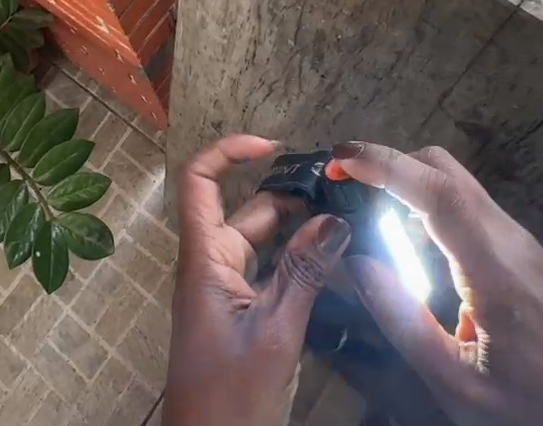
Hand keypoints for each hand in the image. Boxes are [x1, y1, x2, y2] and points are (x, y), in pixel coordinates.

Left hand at [164, 135, 352, 425]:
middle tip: (338, 191)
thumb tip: (334, 219)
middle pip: (245, 209)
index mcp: (204, 258)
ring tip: (342, 215)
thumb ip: (304, 274)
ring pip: (260, 239)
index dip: (228, 152)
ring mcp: (225, 286)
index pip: (199, 181)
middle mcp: (211, 262)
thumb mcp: (275, 331)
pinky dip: (295, 257)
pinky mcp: (239, 309)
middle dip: (287, 194)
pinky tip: (329, 256)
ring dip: (296, 227)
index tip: (272, 147)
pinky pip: (266, 268)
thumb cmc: (231, 395)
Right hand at [333, 142, 542, 425]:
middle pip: (443, 168)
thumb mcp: (456, 382)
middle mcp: (508, 238)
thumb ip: (401, 318)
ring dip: (406, 180)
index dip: (384, 164)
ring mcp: (518, 239)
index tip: (339, 158)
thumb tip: (354, 260)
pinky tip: (408, 240)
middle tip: (343, 183)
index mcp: (493, 268)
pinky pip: (464, 205)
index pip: (435, 191)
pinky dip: (426, 202)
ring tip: (366, 208)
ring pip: (453, 180)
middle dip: (387, 161)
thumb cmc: (532, 411)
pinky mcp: (519, 249)